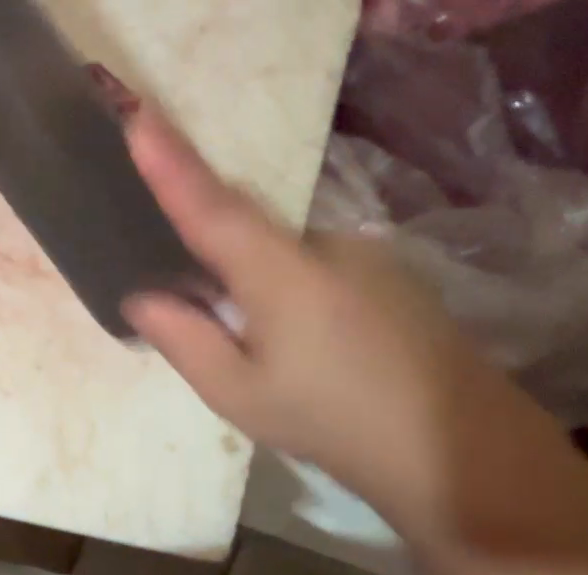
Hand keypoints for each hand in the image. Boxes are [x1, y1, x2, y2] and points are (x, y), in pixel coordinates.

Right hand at [120, 107, 510, 504]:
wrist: (449, 440)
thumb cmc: (325, 416)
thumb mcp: (233, 390)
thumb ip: (184, 337)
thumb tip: (143, 297)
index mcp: (281, 275)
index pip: (212, 210)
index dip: (172, 166)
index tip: (139, 122)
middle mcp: (325, 249)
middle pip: (243, 235)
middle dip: (208, 263)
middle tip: (198, 322)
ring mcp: (362, 258)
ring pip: (277, 260)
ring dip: (249, 293)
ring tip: (258, 360)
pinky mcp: (383, 276)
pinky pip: (309, 271)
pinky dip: (282, 298)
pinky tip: (293, 354)